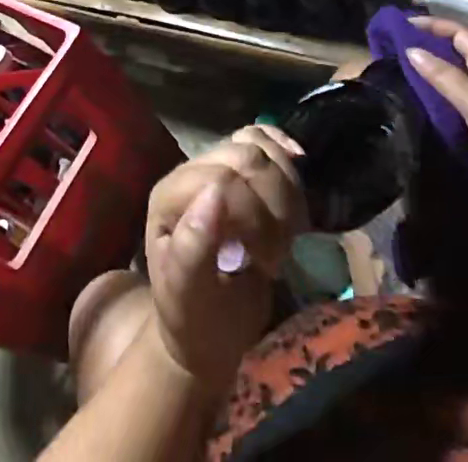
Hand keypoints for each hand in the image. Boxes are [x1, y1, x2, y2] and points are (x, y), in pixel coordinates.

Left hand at [143, 125, 306, 383]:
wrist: (206, 329)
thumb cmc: (195, 317)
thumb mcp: (190, 296)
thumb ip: (194, 248)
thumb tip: (214, 191)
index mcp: (169, 198)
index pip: (224, 180)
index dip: (257, 218)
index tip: (268, 263)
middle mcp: (188, 173)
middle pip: (246, 157)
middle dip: (275, 205)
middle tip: (278, 252)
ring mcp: (214, 166)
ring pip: (260, 146)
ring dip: (287, 189)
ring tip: (286, 233)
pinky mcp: (238, 169)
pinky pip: (263, 138)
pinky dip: (284, 151)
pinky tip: (298, 166)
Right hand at [404, 18, 467, 218]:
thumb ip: (445, 77)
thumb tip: (411, 49)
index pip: (461, 36)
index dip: (435, 25)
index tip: (405, 22)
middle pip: (459, 55)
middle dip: (431, 46)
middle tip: (397, 47)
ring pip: (459, 81)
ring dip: (434, 73)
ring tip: (403, 74)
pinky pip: (461, 105)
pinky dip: (442, 100)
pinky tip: (427, 107)